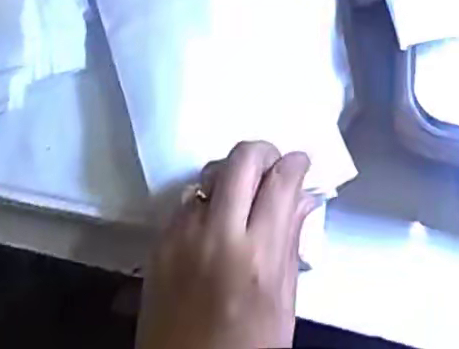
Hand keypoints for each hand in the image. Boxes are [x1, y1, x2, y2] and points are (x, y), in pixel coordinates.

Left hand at [136, 141, 314, 348]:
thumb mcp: (282, 305)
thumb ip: (291, 242)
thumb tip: (302, 198)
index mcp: (257, 255)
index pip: (280, 180)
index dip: (296, 163)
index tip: (300, 164)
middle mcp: (217, 237)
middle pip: (242, 159)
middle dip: (264, 154)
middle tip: (273, 170)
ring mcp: (182, 240)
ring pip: (211, 173)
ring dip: (232, 176)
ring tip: (242, 198)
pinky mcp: (157, 249)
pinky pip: (186, 202)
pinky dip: (206, 201)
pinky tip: (215, 223)